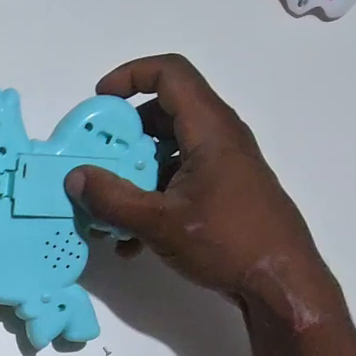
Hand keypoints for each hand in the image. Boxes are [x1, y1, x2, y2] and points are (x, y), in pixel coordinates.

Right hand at [67, 54, 345, 332]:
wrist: (279, 281)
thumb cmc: (226, 242)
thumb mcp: (159, 223)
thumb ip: (113, 199)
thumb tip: (75, 178)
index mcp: (209, 129)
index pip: (170, 74)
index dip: (131, 77)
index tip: (99, 101)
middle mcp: (219, 138)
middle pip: (165, 114)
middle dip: (125, 136)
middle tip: (98, 160)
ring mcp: (223, 167)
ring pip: (170, 152)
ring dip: (135, 175)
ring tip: (109, 209)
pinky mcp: (223, 194)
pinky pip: (180, 182)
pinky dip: (153, 199)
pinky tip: (132, 241)